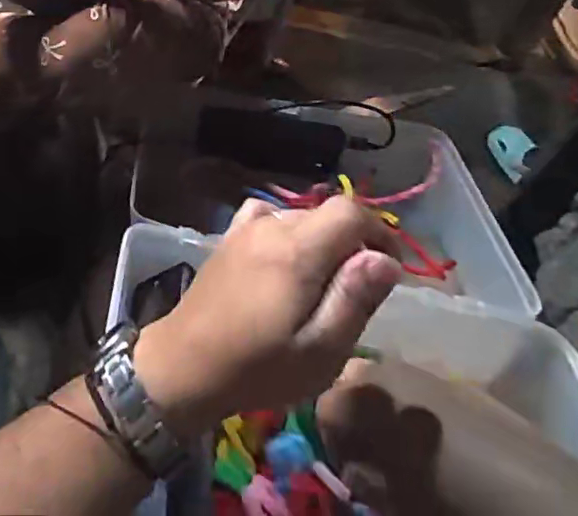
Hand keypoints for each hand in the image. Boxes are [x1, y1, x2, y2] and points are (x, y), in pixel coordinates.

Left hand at [133, 197, 401, 436]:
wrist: (187, 362)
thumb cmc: (260, 366)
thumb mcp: (321, 348)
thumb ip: (355, 298)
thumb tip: (386, 259)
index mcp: (296, 249)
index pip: (350, 211)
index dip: (380, 232)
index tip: (391, 270)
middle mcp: (269, 226)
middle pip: (325, 214)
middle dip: (353, 243)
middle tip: (357, 292)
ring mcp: (243, 229)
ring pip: (298, 217)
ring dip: (321, 241)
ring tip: (323, 286)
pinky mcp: (228, 238)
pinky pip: (267, 219)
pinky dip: (287, 233)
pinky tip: (285, 263)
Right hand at [315, 358, 577, 515]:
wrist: (552, 504)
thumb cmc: (456, 504)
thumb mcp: (395, 501)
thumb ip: (362, 478)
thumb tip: (352, 469)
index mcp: (357, 394)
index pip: (320, 409)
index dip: (330, 444)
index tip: (348, 473)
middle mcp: (381, 367)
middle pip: (348, 387)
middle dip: (354, 420)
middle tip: (373, 459)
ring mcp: (421, 369)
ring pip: (383, 385)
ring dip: (384, 413)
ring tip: (404, 452)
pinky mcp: (457, 381)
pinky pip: (417, 390)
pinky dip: (415, 412)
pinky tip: (436, 444)